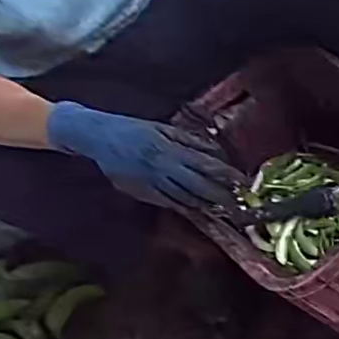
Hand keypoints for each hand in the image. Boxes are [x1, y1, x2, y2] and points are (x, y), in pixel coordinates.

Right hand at [45, 101, 242, 210]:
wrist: (93, 135)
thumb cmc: (133, 129)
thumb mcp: (164, 129)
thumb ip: (192, 142)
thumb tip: (218, 154)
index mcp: (168, 148)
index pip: (206, 165)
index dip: (227, 176)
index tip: (244, 182)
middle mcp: (161, 167)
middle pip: (199, 187)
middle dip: (222, 197)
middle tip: (241, 203)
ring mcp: (149, 181)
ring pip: (185, 198)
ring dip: (208, 205)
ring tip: (226, 209)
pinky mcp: (139, 192)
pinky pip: (169, 203)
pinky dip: (188, 207)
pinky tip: (202, 209)